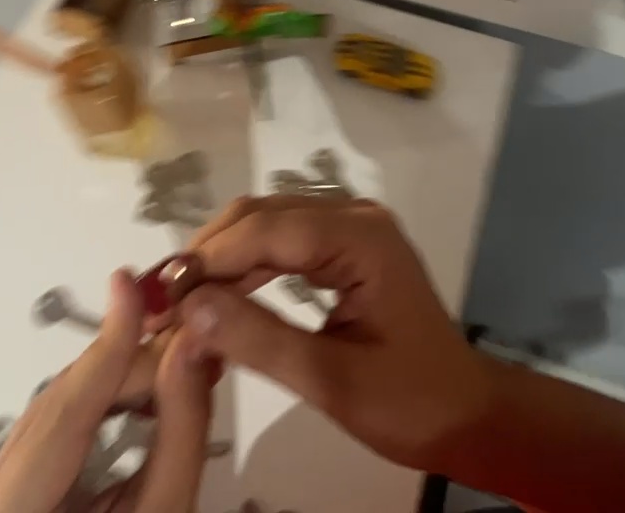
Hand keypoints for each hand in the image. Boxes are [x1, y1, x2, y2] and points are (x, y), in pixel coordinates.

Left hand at [0, 270, 218, 512]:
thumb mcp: (159, 512)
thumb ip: (179, 432)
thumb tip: (196, 347)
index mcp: (13, 511)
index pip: (63, 411)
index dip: (105, 344)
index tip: (130, 285)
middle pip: (70, 399)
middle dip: (138, 361)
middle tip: (202, 339)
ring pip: (67, 403)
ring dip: (130, 376)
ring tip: (189, 364)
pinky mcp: (15, 474)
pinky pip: (66, 419)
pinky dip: (114, 398)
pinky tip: (154, 393)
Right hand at [162, 197, 496, 470]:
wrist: (464, 411)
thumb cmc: (409, 402)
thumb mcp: (332, 381)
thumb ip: (260, 340)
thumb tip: (190, 306)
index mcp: (362, 239)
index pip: (269, 230)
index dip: (210, 258)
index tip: (160, 294)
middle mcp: (356, 216)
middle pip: (264, 214)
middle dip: (210, 253)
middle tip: (162, 300)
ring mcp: (353, 226)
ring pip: (270, 221)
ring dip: (225, 256)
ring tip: (182, 300)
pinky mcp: (347, 245)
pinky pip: (287, 239)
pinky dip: (250, 264)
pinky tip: (222, 294)